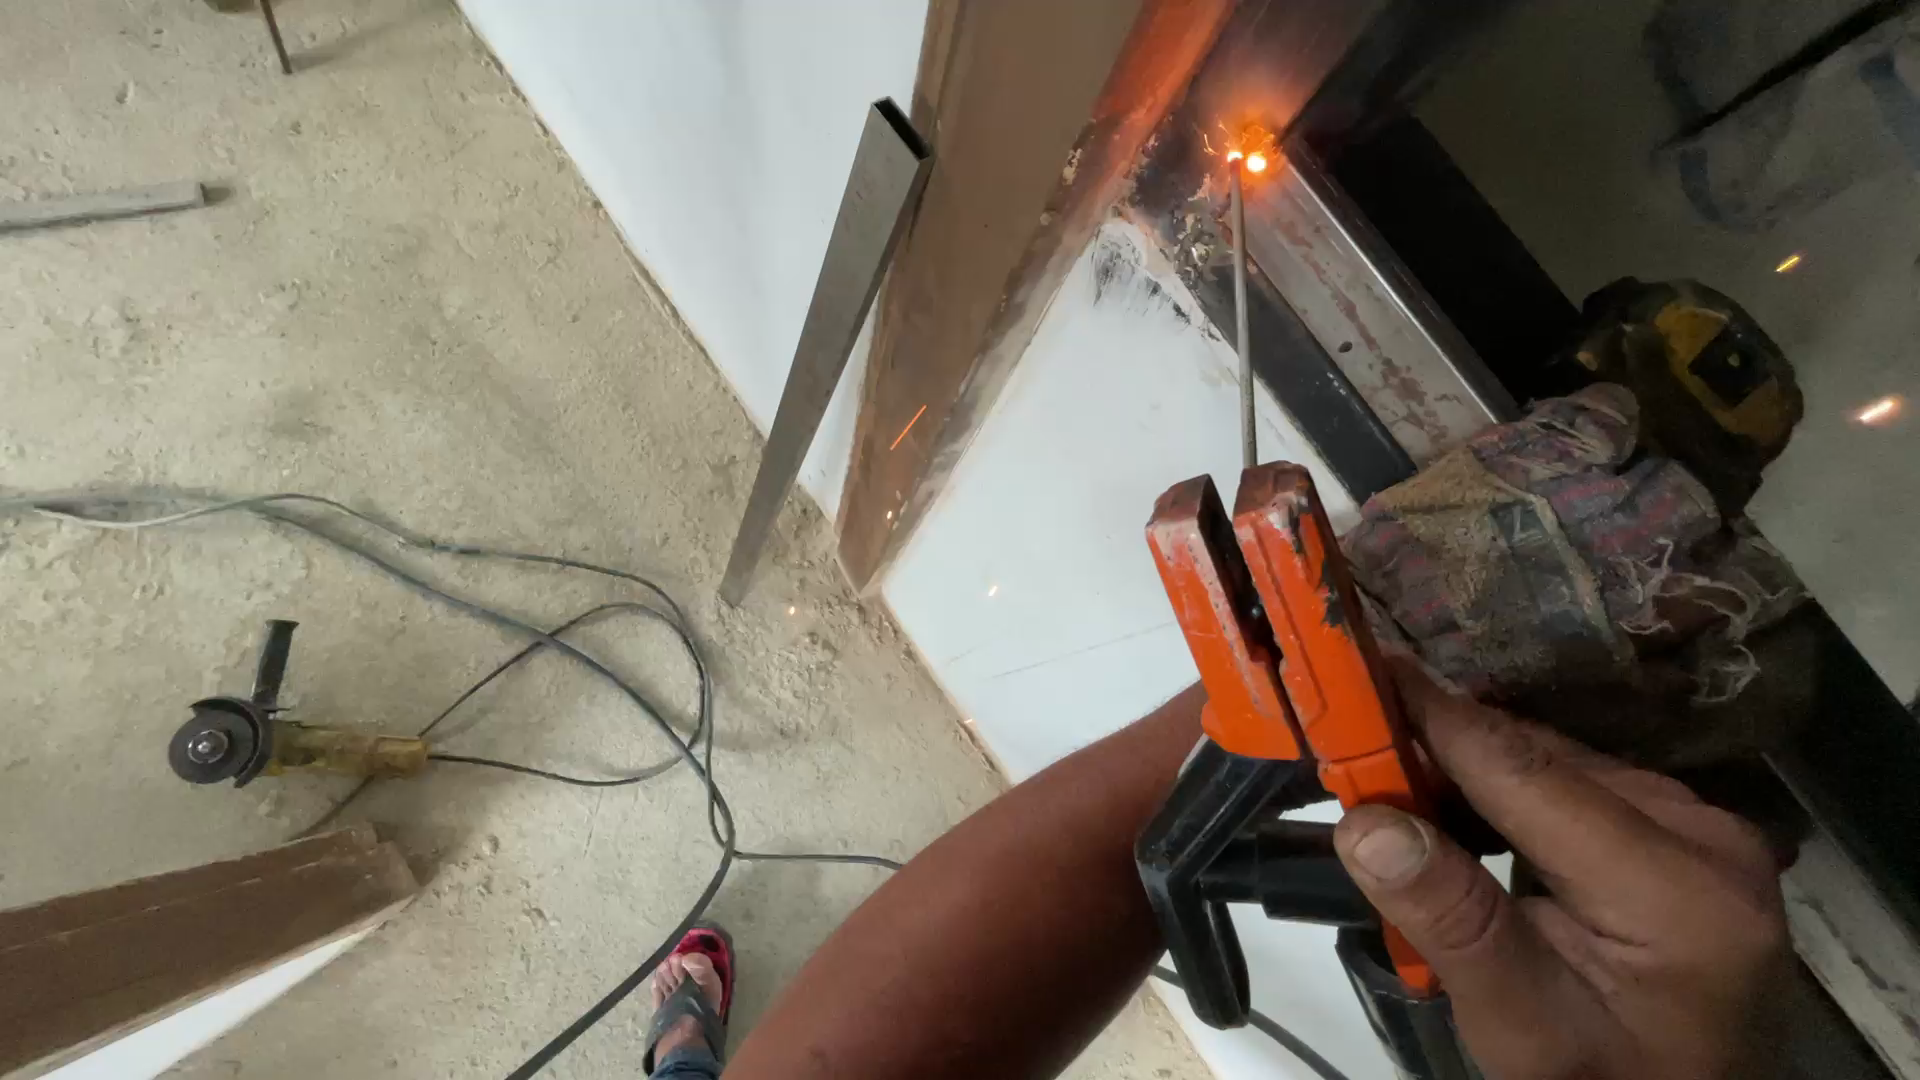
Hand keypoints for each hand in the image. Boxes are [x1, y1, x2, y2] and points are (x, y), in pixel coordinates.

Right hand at [1333, 658, 1790, 1079]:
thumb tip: (1365, 825)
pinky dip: (1479, 780)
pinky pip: (1546, 773)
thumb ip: (1449, 921)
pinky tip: (1440, 805)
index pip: (1517, 766)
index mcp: (1674, 886)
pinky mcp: (1663, 822)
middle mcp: (1696, 830)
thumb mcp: (1514, 1020)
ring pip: (1529, 755)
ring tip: (1378, 777)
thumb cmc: (1594, 1073)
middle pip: (1522, 754)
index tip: (1349, 669)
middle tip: (1340, 744)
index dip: (1426, 713)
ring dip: (1447, 761)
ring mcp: (1685, 820)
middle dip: (1424, 743)